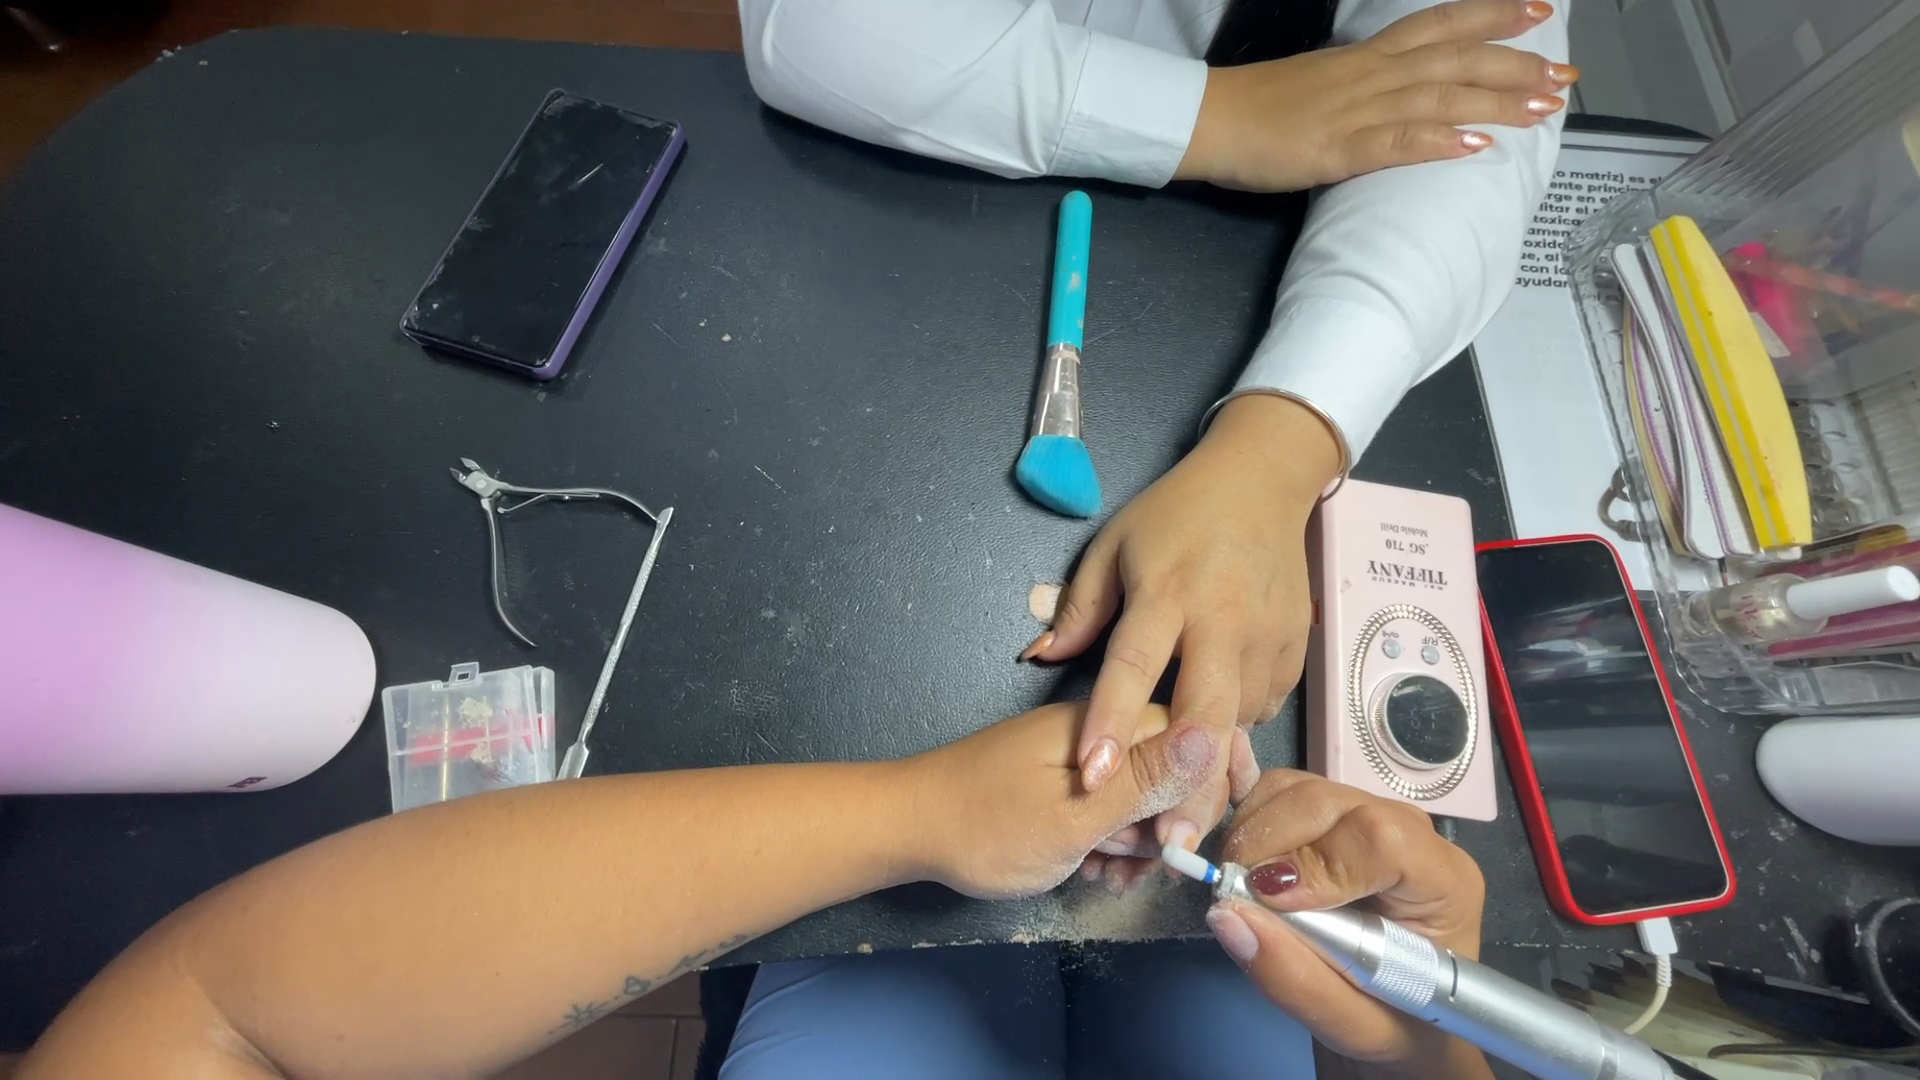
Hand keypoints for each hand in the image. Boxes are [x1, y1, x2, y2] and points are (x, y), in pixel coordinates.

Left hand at [905, 703, 1215, 899]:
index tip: (1177, 845)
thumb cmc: (989, 824)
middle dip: (1167, 825)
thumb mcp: (1075, 815)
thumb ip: (1146, 780)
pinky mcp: (1064, 782)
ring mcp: (1079, 756)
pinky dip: (1110, 842)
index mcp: (1103, 722)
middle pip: (1170, 769)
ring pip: (1142, 796)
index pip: (1191, 735)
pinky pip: (1110, 808)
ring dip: (1136, 842)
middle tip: (1133, 864)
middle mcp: (1097, 731)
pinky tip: (1093, 868)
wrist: (910, 826)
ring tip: (1105, 872)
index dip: (1200, 791)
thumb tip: (1215, 736)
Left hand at [1024, 394, 1339, 857]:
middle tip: (1165, 840)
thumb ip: (1081, 609)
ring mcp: (1267, 635)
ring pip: (1239, 719)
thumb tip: (1041, 657)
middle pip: (1205, 709)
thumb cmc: (1174, 516)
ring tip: (1186, 811)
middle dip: (1185, 778)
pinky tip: (1218, 743)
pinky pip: (1264, 705)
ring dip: (1213, 765)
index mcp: (1166, 591)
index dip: (1110, 721)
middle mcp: (1221, 619)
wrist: (1260, 483)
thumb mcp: (1114, 548)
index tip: (1091, 775)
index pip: (1132, 664)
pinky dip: (1239, 730)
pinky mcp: (1298, 647)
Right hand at [1177, 0, 1575, 191]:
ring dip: (1495, 100)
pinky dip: (1436, 142)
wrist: (1211, 120)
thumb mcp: (1314, 87)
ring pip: (1438, 98)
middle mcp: (1369, 76)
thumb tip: (1379, 105)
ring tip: (1542, 108)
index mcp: (1362, 59)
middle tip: (1564, 77)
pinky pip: (1393, 142)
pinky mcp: (1334, 149)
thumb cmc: (1254, 108)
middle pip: (1455, 61)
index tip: (1539, 11)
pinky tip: (1473, 146)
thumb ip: (1353, 92)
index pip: (1439, 27)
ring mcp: (1354, 111)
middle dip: (1516, 65)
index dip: (1492, 15)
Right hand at [1211, 770, 1489, 1077]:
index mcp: (1443, 881)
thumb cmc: (1394, 1021)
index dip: (1316, 861)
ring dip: (1249, 833)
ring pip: (1290, 788)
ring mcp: (1363, 808)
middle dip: (1264, 844)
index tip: (1268, 900)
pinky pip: (1274, 790)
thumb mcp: (1355, 1028)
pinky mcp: (1326, 805)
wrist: (1395, 1008)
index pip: (1380, 838)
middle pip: (1323, 802)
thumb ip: (1296, 979)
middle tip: (1234, 895)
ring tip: (1241, 887)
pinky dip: (1245, 820)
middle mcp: (1408, 829)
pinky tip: (1245, 863)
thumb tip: (1226, 916)